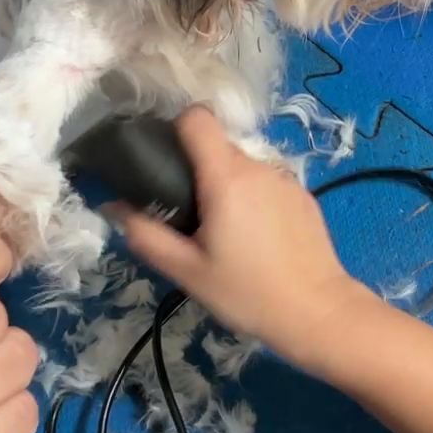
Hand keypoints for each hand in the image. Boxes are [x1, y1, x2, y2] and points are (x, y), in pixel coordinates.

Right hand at [116, 107, 375, 369]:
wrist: (318, 313)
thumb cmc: (248, 293)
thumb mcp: (187, 272)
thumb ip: (146, 235)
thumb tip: (114, 207)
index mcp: (226, 177)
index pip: (197, 118)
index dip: (175, 131)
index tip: (164, 164)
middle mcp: (259, 167)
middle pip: (217, 147)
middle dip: (197, 171)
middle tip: (188, 216)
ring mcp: (286, 180)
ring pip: (243, 168)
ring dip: (227, 188)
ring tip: (225, 234)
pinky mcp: (304, 197)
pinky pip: (266, 185)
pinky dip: (253, 201)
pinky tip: (257, 241)